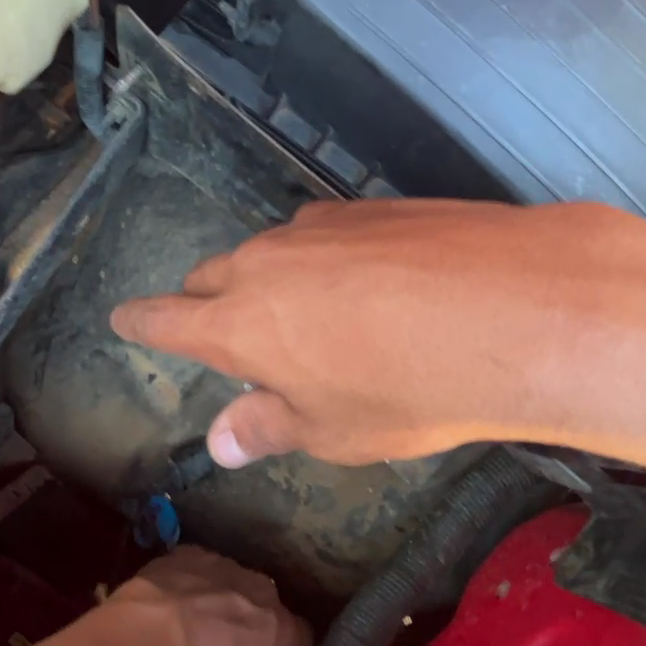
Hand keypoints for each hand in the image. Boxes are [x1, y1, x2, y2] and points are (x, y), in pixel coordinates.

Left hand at [108, 547, 311, 645]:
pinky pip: (195, 564)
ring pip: (229, 578)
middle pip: (264, 600)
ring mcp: (224, 564)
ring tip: (190, 617)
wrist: (152, 644)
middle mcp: (260, 589)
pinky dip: (186, 578)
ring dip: (217, 593)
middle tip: (227, 639)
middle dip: (250, 615)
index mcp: (282, 630)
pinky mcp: (188, 552)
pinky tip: (166, 597)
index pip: (301, 637)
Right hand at [109, 198, 645, 468]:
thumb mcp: (336, 429)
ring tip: (315, 314)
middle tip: (235, 335)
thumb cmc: (411, 391)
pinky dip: (328, 259)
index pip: (164, 319)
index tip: (124, 319)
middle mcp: (264, 262)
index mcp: (238, 323)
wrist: (521, 310)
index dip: (141, 322)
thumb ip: (268, 427)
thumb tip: (221, 440)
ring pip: (270, 252)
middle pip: (213, 277)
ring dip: (274, 280)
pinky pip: (325, 235)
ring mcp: (318, 227)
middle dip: (210, 303)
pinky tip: (374, 283)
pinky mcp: (371, 206)